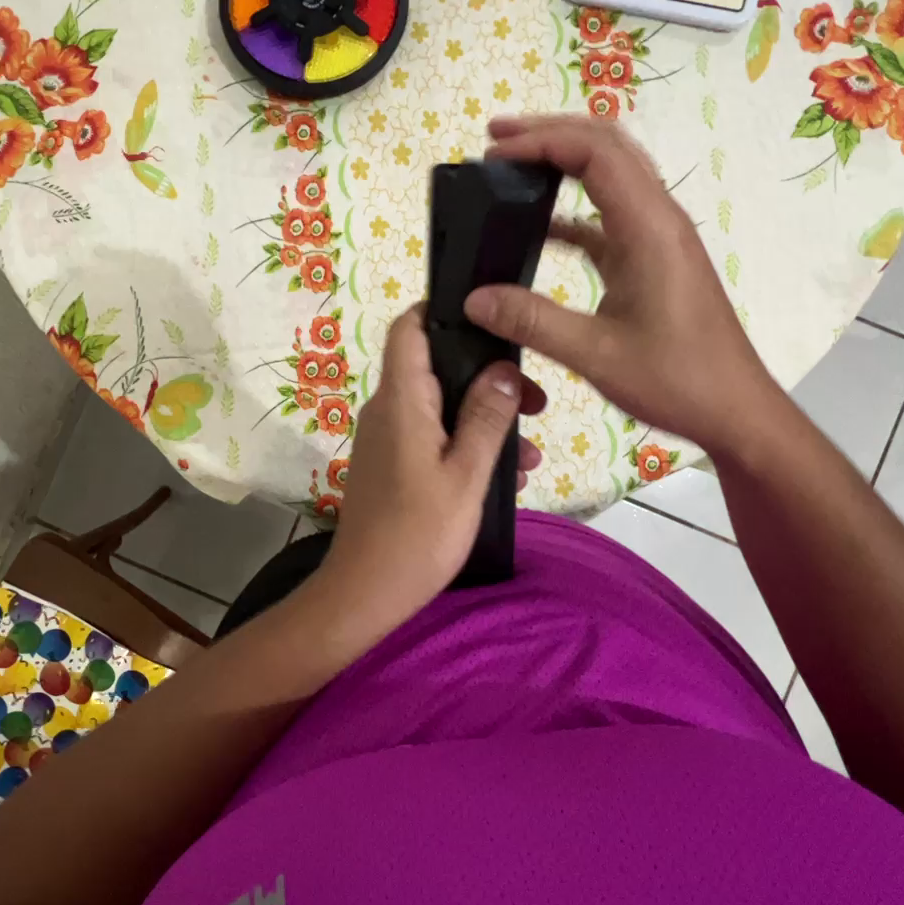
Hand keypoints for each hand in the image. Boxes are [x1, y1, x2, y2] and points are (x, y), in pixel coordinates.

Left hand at [322, 305, 544, 601]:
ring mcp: (387, 438)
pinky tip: (506, 474)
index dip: (443, 312)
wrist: (366, 592)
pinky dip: (466, 445)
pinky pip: (432, 436)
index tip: (492, 322)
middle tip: (536, 403)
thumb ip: (486, 418)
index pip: (409, 329)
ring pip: (441, 407)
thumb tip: (503, 368)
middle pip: (436, 368)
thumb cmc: (418, 534)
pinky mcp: (391, 463)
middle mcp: (388, 410)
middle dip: (488, 378)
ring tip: (531, 453)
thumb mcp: (465, 475)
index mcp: (401, 401)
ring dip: (485, 420)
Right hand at [465, 114, 786, 456]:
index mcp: (649, 228)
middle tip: (494, 138)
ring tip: (510, 168)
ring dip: (562, 164)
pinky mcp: (653, 261)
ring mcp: (658, 239)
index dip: (541, 142)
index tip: (492, 153)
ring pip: (610, 177)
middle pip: (606, 148)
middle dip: (549, 134)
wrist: (734, 410)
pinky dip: (571, 213)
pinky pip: (608, 218)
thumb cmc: (676, 379)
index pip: (595, 153)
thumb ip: (533, 321)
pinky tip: (536, 231)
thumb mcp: (596, 354)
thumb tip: (474, 298)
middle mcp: (658, 219)